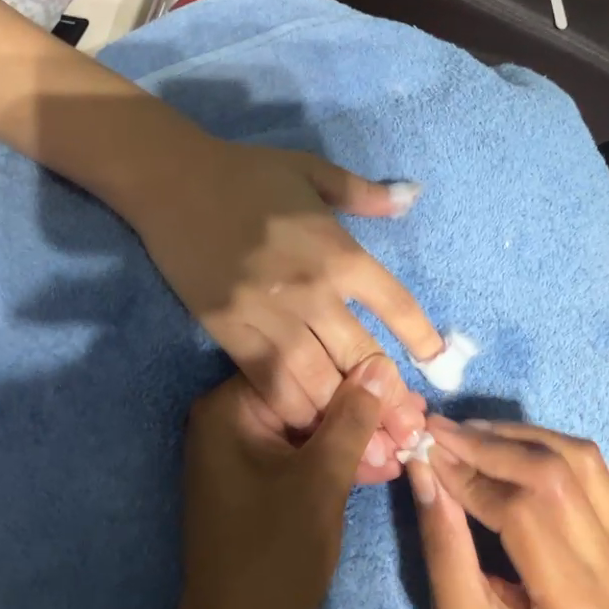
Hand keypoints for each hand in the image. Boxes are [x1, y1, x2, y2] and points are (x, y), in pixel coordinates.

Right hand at [125, 136, 440, 469]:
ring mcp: (267, 314)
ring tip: (361, 439)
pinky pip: (266, 380)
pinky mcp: (227, 330)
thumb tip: (411, 198)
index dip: (421, 337)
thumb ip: (362, 192)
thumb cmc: (247, 173)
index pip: (395, 303)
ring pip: (315, 380)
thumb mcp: (311, 169)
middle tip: (404, 429)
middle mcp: (311, 290)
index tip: (434, 360)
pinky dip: (289, 406)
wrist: (174, 182)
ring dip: (340, 412)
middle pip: (360, 357)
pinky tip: (303, 422)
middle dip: (387, 398)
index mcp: (337, 250)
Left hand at [160, 360, 395, 608]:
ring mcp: (241, 448)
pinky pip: (301, 453)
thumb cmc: (275, 549)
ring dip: (357, 438)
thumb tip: (379, 364)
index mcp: (229, 406)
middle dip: (362, 412)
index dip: (357, 378)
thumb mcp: (321, 479)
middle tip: (415, 417)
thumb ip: (352, 419)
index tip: (404, 390)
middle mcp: (228, 417)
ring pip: (309, 428)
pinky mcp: (256, 476)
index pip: (301, 369)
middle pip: (307, 398)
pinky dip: (337, 459)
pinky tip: (385, 463)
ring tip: (410, 439)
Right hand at [406, 418, 608, 608]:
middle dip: (489, 443)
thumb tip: (420, 464)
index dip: (470, 471)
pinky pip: (591, 471)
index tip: (426, 447)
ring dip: (518, 436)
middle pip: (555, 475)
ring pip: (580, 460)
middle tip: (440, 430)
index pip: (523, 510)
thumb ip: (443, 543)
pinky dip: (544, 447)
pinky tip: (504, 447)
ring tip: (467, 434)